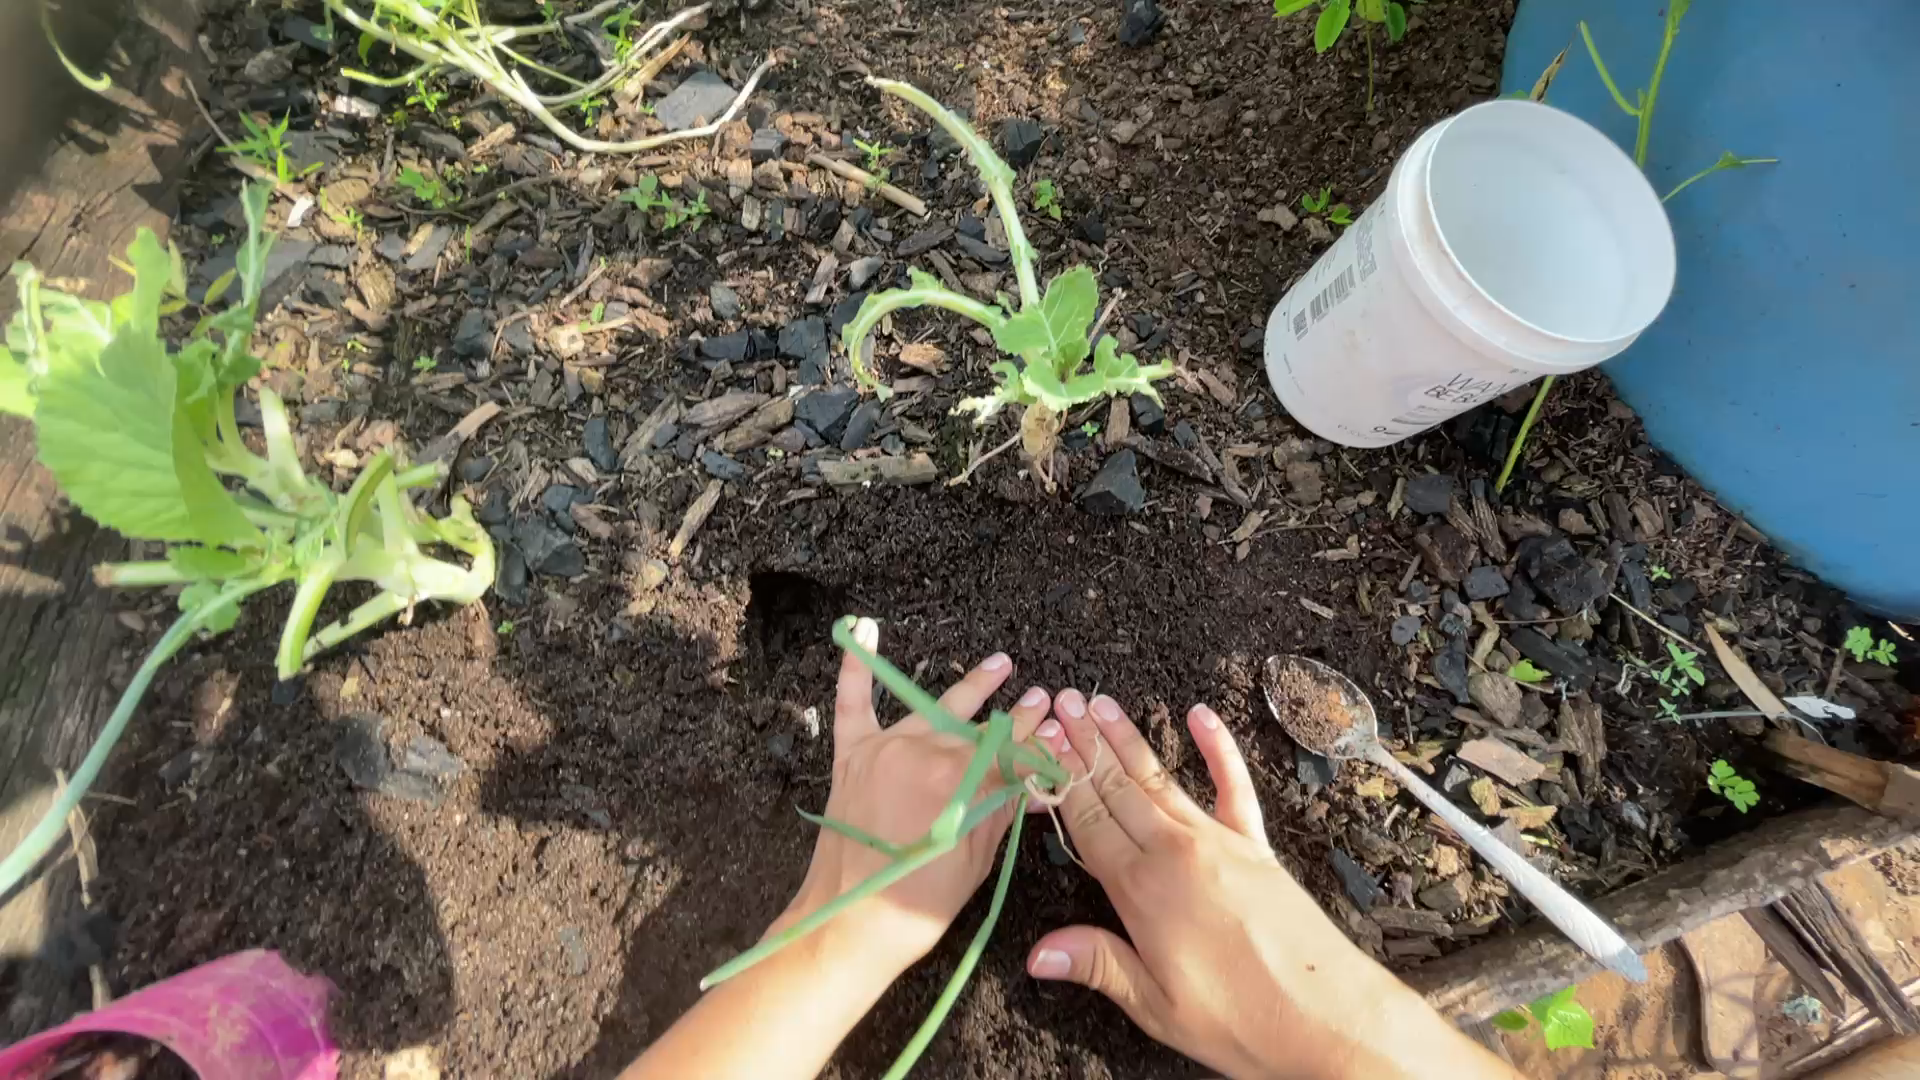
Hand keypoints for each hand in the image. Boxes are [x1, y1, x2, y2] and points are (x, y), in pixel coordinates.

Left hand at [768, 617, 1051, 981]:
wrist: (847, 924)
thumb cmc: (919, 903)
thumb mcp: (976, 858)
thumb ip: (1005, 806)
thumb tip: (1040, 775)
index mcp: (956, 780)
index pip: (1006, 748)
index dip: (1033, 734)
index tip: (1052, 716)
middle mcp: (921, 752)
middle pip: (976, 729)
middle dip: (1013, 716)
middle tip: (1037, 697)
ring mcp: (884, 749)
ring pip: (934, 710)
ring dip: (968, 687)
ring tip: (998, 664)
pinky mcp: (853, 754)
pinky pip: (853, 702)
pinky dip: (856, 667)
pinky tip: (862, 631)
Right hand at [1026, 689, 1519, 1079]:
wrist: (1332, 1018)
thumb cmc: (1240, 1022)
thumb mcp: (1157, 1006)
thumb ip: (1096, 963)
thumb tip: (1034, 954)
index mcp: (1141, 888)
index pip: (1087, 818)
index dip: (1061, 777)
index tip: (1043, 739)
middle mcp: (1172, 850)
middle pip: (1116, 786)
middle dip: (1085, 742)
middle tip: (1062, 700)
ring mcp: (1215, 839)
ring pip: (1157, 777)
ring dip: (1126, 737)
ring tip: (1101, 703)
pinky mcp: (1252, 841)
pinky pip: (1232, 785)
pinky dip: (1217, 747)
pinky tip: (1201, 715)